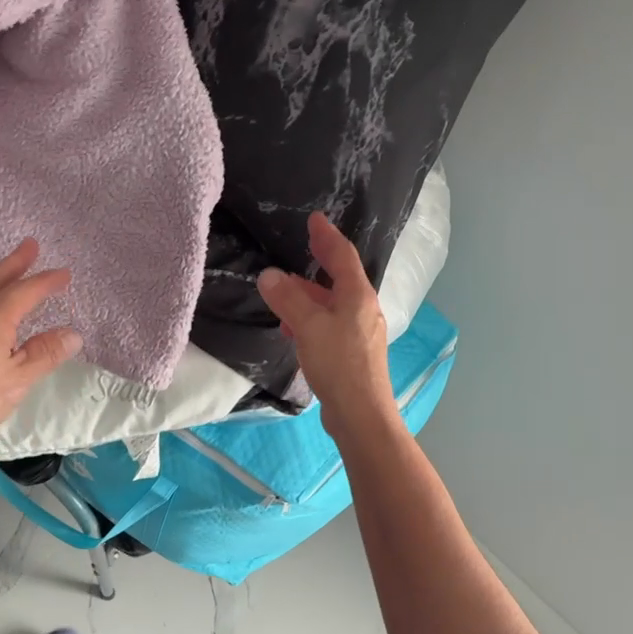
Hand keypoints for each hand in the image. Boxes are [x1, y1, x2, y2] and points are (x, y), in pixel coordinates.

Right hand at [256, 212, 394, 440]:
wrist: (360, 414)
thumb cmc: (339, 364)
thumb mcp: (308, 326)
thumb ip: (288, 299)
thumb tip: (269, 275)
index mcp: (358, 295)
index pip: (342, 256)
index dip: (327, 236)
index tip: (314, 220)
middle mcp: (363, 311)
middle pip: (339, 281)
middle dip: (317, 267)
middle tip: (297, 254)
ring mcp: (359, 335)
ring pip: (332, 306)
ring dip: (310, 298)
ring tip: (285, 295)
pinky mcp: (351, 356)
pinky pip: (329, 327)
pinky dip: (311, 321)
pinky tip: (294, 331)